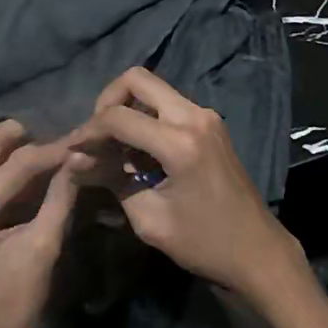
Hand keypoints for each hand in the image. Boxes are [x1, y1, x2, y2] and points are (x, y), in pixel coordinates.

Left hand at [0, 120, 79, 327]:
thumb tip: (82, 155)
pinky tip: (36, 172)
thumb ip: (62, 195)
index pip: (15, 166)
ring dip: (18, 149)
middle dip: (29, 138)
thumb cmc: (15, 301)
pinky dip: (8, 165)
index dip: (52, 151)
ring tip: (55, 155)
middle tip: (63, 143)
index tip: (82, 144)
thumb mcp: (44, 246)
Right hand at [75, 68, 304, 298]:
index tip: (70, 150)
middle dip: (108, 101)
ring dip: (128, 109)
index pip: (120, 117)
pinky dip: (147, 118)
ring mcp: (206, 116)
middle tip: (95, 136)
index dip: (88, 130)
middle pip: (139, 79)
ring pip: (154, 89)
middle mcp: (195, 116)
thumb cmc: (203, 242)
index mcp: (180, 142)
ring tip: (112, 148)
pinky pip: (169, 105)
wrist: (256, 248)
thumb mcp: (150, 219)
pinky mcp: (210, 123)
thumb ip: (112, 181)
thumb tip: (76, 161)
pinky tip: (136, 152)